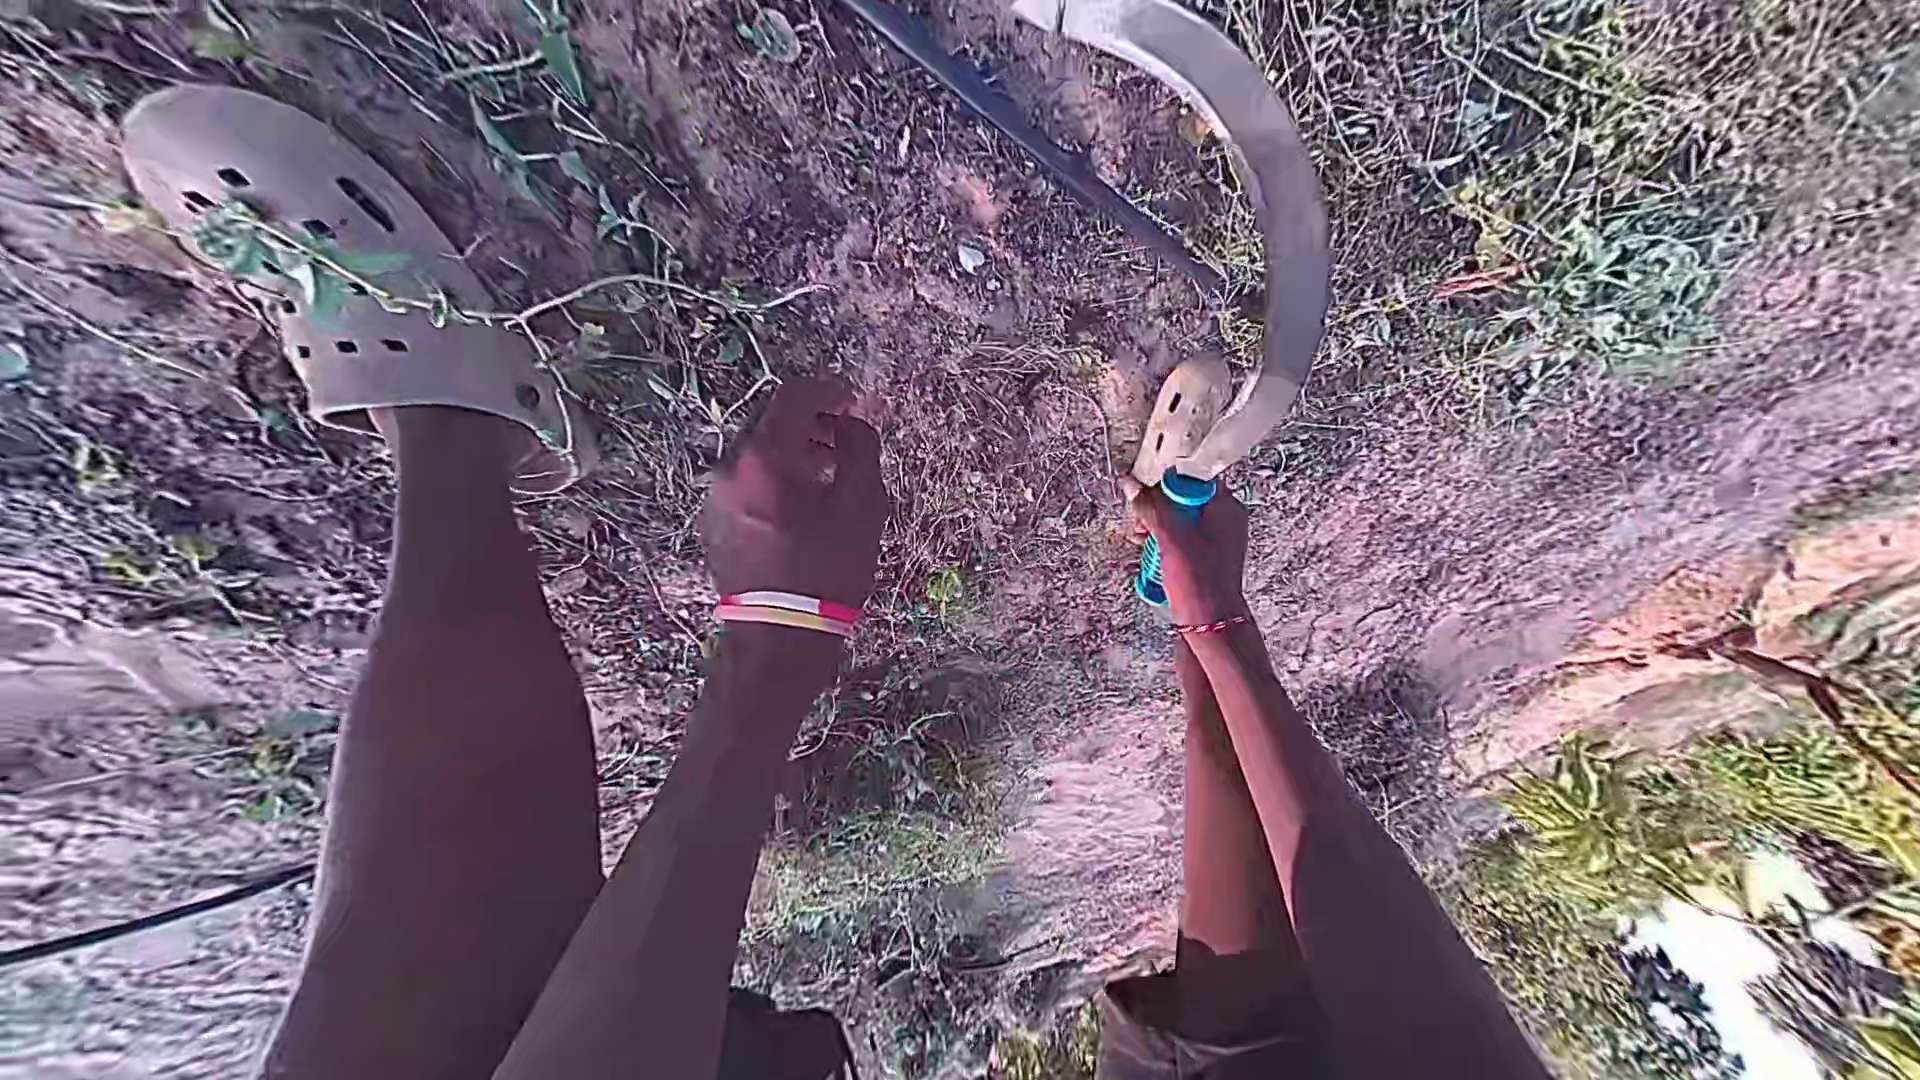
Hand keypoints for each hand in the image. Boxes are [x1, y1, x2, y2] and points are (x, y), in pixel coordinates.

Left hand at [701, 378, 887, 610]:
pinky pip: (751, 483)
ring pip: (761, 456)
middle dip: (814, 424)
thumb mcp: (862, 507)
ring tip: (831, 475)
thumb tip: (854, 424)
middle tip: (848, 441)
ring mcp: (717, 497)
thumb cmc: (827, 570)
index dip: (829, 390)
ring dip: (797, 453)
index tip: (854, 400)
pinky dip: (779, 480)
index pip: (794, 397)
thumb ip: (861, 451)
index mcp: (764, 456)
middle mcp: (731, 468)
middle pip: (774, 425)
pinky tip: (805, 505)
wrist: (780, 637)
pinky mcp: (716, 522)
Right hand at [1122, 475, 1248, 625]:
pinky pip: (1177, 536)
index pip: (1192, 477)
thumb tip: (1130, 484)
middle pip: (1181, 497)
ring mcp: (1211, 538)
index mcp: (1225, 508)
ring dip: (1153, 525)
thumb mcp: (1171, 539)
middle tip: (1139, 522)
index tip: (1142, 491)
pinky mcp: (1200, 555)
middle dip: (1155, 507)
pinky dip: (1160, 540)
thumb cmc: (1199, 582)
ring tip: (1139, 538)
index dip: (1164, 482)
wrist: (1210, 626)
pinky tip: (1146, 549)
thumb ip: (1150, 508)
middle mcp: (1221, 519)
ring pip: (1176, 517)